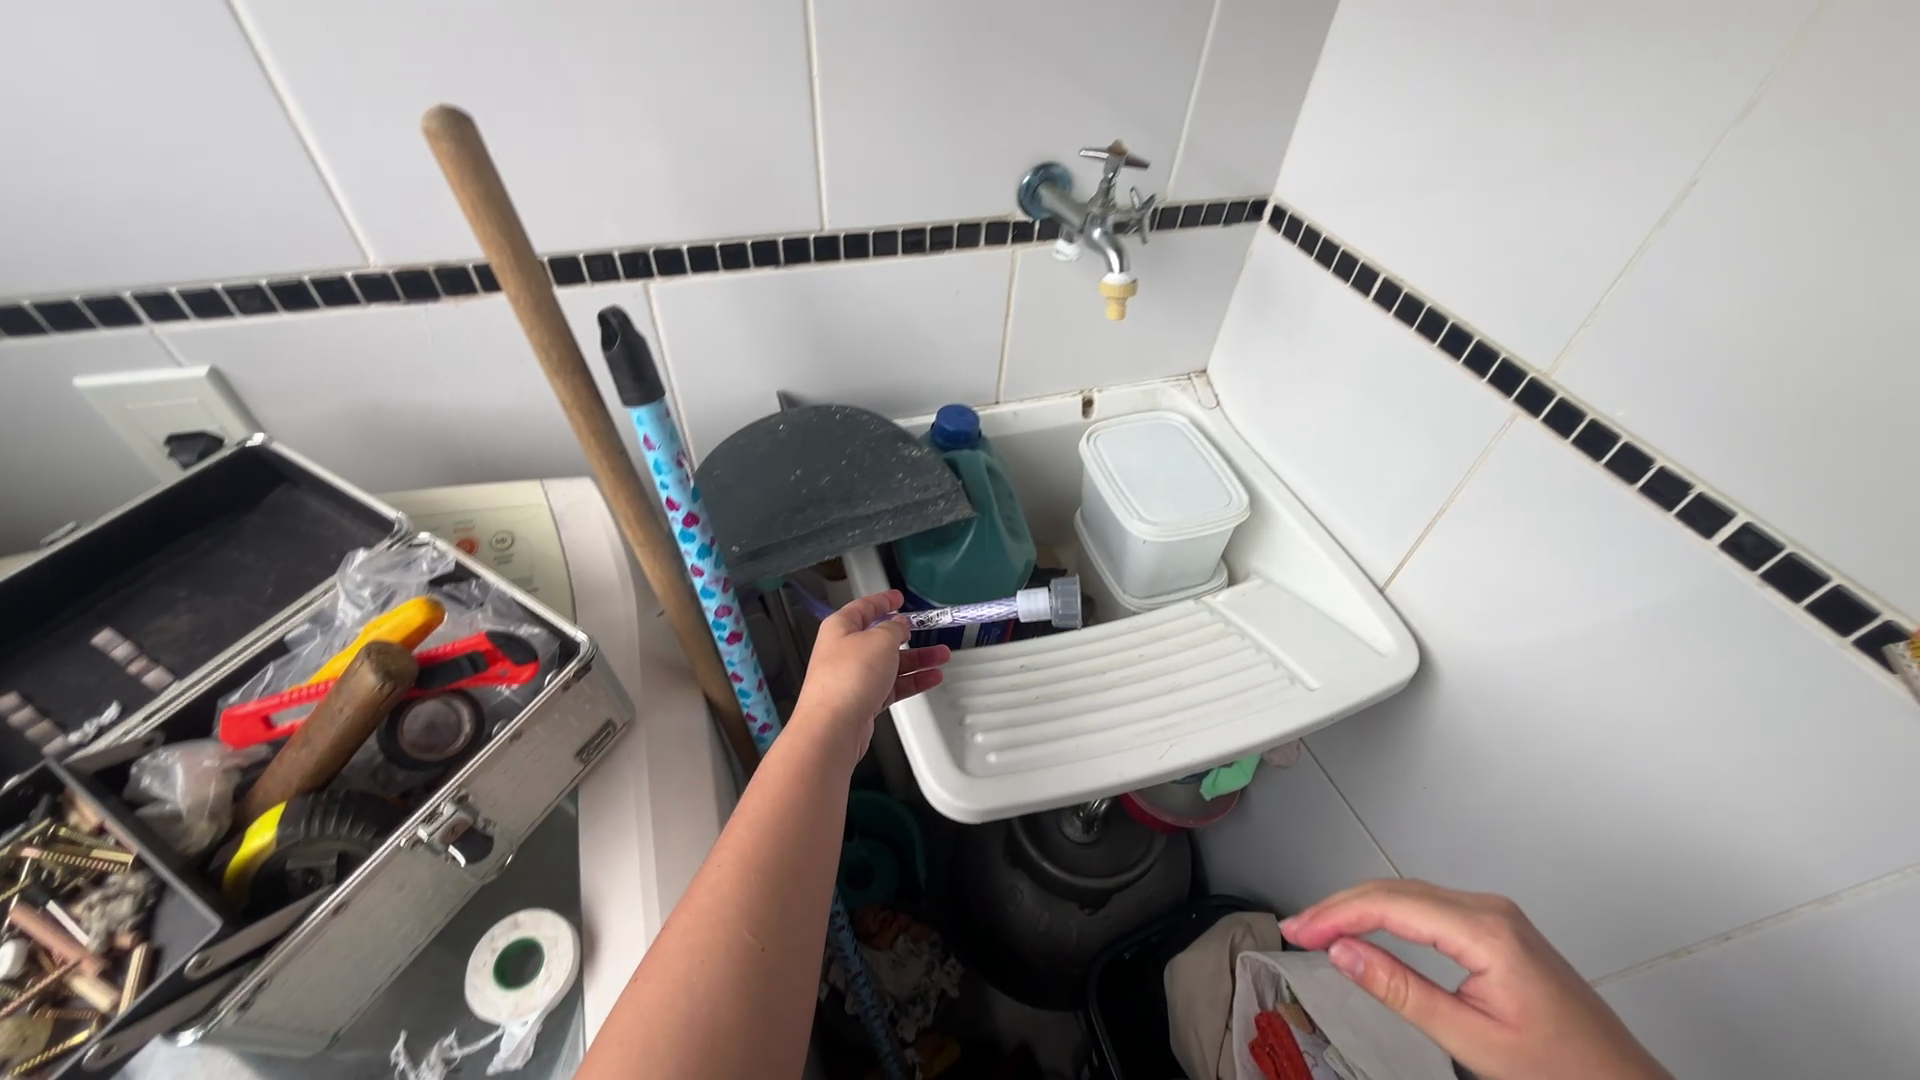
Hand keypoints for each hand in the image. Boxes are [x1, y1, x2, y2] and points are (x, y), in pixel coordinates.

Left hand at [793, 591, 948, 762]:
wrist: (833, 727)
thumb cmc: (847, 678)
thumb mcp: (879, 640)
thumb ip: (894, 629)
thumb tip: (899, 625)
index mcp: (840, 628)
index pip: (864, 607)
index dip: (883, 600)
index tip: (897, 598)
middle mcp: (844, 651)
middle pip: (881, 638)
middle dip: (909, 636)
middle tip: (929, 630)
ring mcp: (854, 677)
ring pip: (891, 664)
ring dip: (917, 659)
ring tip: (942, 657)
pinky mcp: (863, 701)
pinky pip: (893, 686)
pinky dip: (912, 681)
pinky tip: (931, 678)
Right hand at [1280, 880, 1670, 1079]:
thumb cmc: (1563, 1072)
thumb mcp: (1473, 1041)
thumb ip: (1402, 991)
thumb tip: (1342, 952)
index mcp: (1486, 932)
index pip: (1389, 905)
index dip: (1336, 914)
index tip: (1299, 931)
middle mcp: (1489, 910)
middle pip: (1393, 891)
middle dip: (1339, 906)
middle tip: (1298, 929)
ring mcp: (1494, 914)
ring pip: (1406, 892)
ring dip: (1358, 907)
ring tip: (1319, 928)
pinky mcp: (1495, 925)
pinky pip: (1425, 904)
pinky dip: (1385, 912)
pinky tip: (1364, 927)